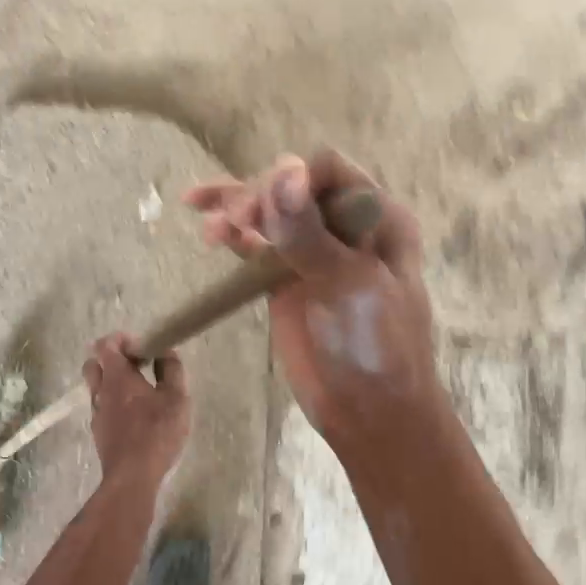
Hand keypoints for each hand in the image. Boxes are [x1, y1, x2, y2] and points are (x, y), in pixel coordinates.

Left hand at [82, 333, 191, 484]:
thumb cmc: (157, 432)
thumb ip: (171, 370)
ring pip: (96, 388)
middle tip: (136, 366)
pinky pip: (102, 408)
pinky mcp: (99, 432)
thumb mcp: (176, 398)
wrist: (132, 475)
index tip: (141, 346)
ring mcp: (97, 413)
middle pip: (93, 364)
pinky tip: (134, 416)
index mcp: (117, 377)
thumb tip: (165, 352)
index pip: (106, 345)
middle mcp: (101, 391)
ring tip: (139, 392)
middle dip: (111, 359)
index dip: (121, 339)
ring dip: (112, 383)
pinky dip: (114, 404)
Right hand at [183, 150, 441, 453]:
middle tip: (233, 223)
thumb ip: (310, 233)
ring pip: (270, 215)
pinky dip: (234, 237)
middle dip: (258, 195)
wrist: (369, 412)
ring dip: (237, 210)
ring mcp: (313, 254)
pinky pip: (256, 248)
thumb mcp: (348, 285)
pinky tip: (210, 231)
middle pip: (292, 187)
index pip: (329, 172)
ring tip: (208, 222)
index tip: (262, 209)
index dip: (292, 180)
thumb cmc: (375, 346)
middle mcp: (345, 227)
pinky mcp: (286, 282)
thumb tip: (282, 172)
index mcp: (377, 218)